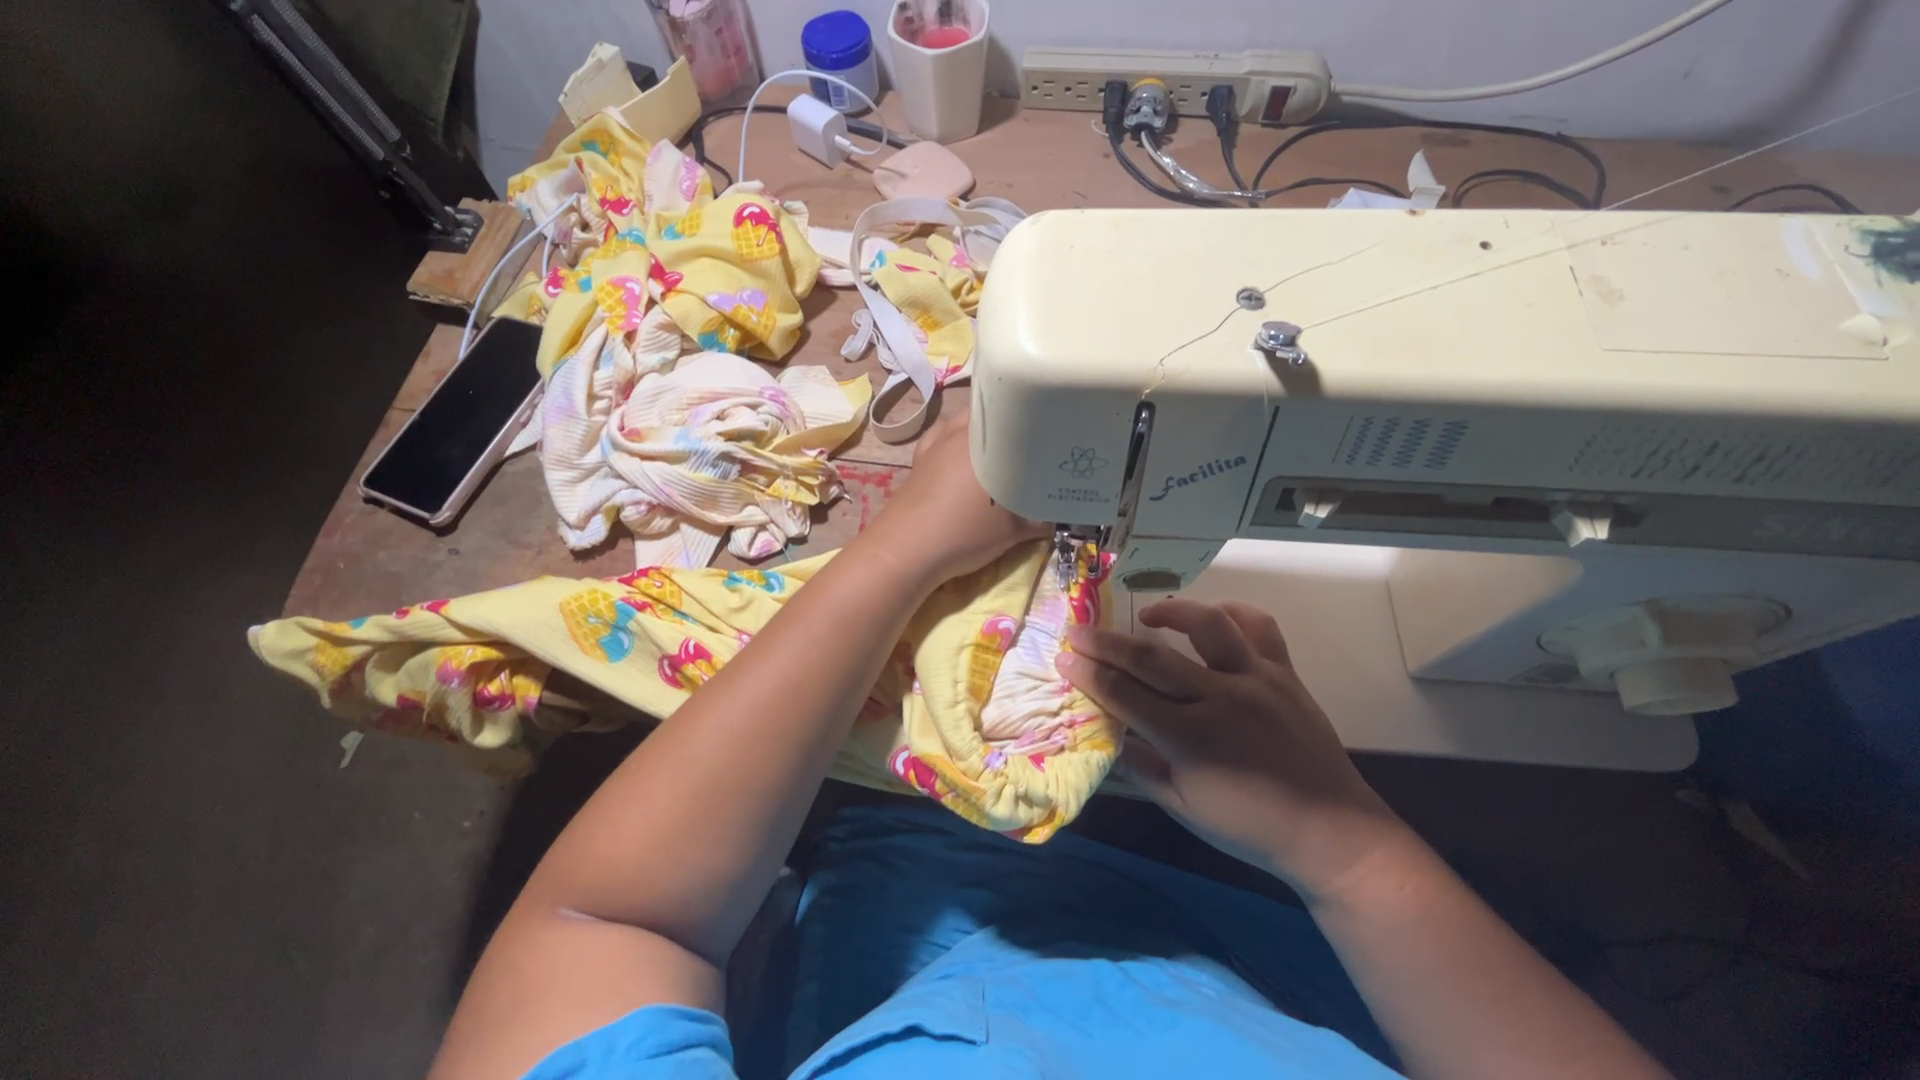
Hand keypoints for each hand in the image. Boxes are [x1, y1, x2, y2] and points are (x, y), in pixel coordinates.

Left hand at [860, 396, 1047, 586]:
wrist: (907, 550)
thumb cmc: (964, 533)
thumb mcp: (1011, 532)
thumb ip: (1038, 522)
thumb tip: (1058, 519)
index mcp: (986, 441)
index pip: (1015, 413)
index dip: (1035, 418)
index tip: (1052, 429)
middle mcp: (960, 432)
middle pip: (989, 415)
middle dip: (1009, 423)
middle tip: (1029, 441)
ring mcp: (936, 444)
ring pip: (962, 422)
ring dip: (980, 428)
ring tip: (998, 444)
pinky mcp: (919, 459)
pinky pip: (940, 437)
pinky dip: (953, 439)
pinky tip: (960, 452)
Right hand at [1057, 599, 1414, 904]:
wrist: (1329, 830)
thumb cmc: (1247, 826)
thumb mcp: (1181, 806)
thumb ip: (1140, 765)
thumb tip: (1107, 732)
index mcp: (1190, 738)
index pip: (1124, 694)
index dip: (1088, 675)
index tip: (1064, 660)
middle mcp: (1220, 698)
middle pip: (1151, 656)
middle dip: (1106, 642)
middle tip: (1078, 631)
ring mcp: (1256, 679)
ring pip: (1207, 625)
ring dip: (1171, 611)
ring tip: (1149, 614)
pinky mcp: (1285, 673)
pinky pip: (1260, 627)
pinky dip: (1233, 613)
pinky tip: (1213, 617)